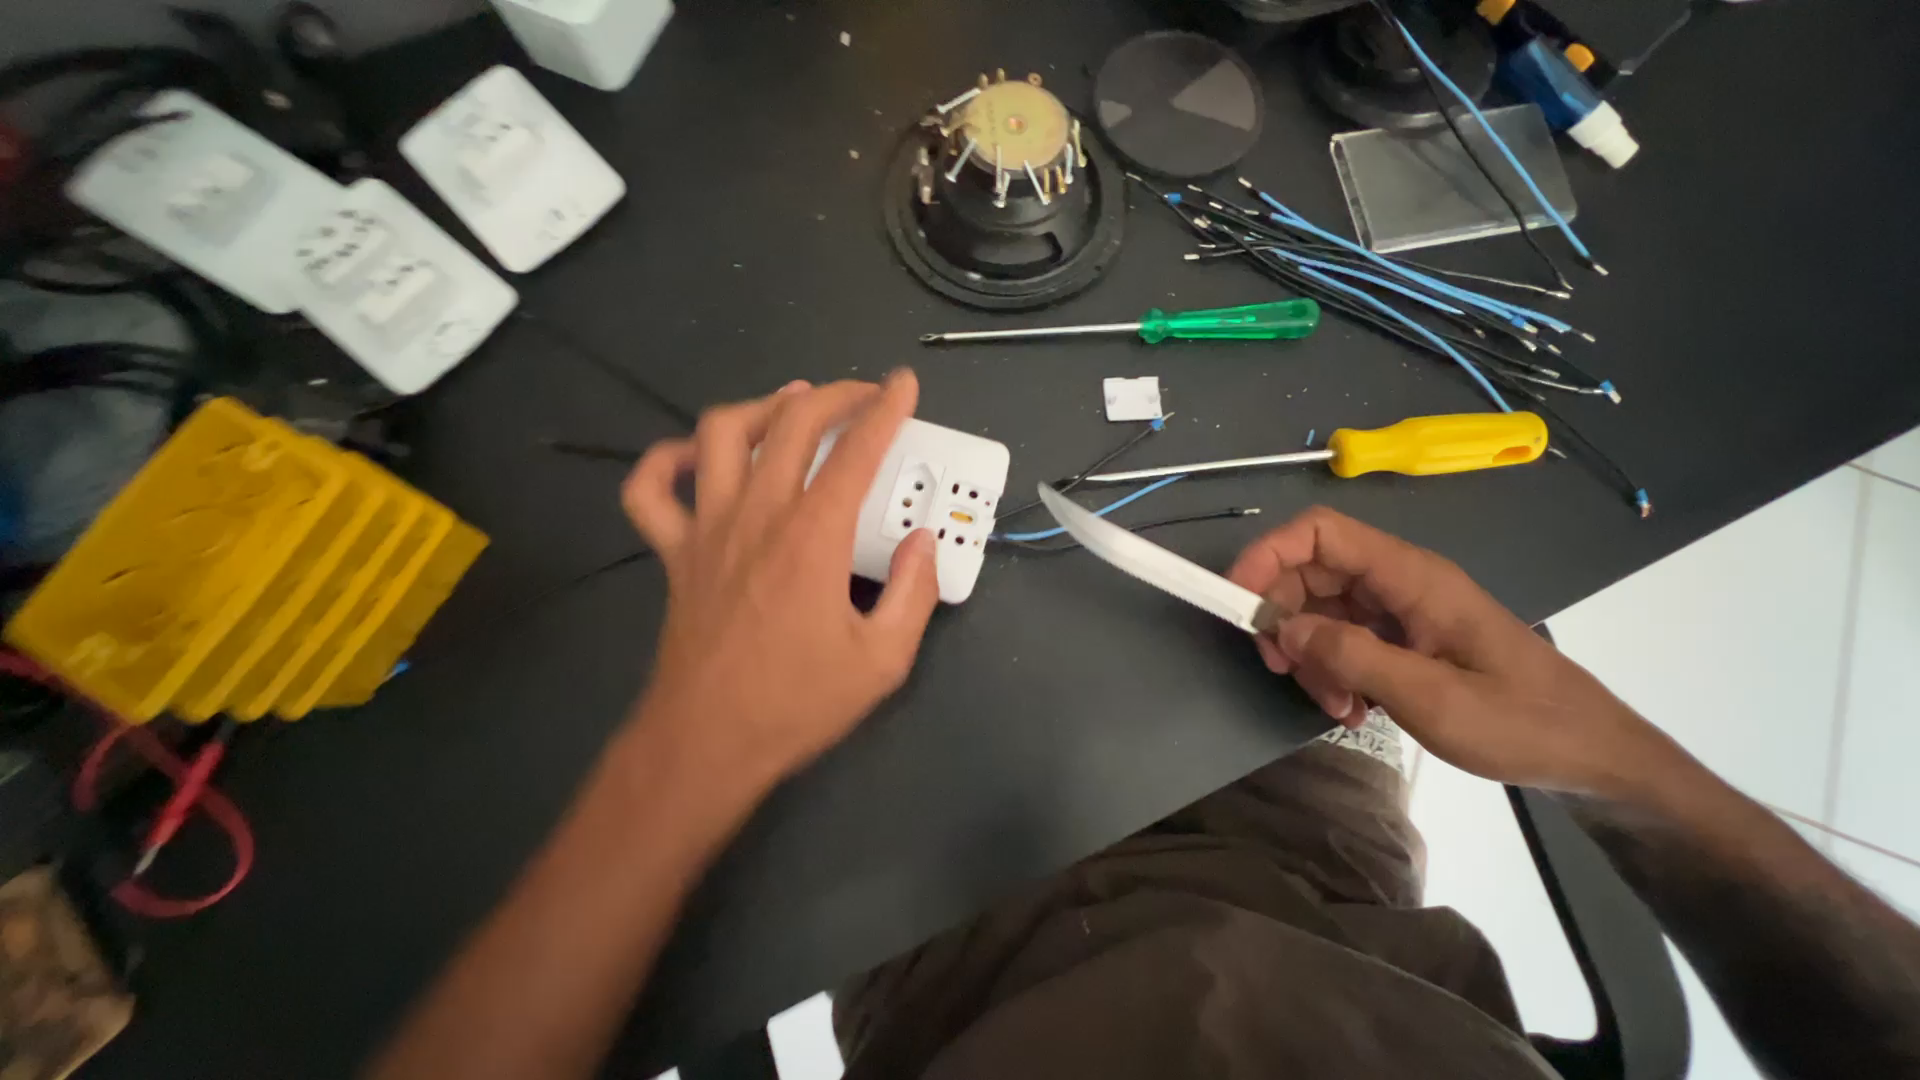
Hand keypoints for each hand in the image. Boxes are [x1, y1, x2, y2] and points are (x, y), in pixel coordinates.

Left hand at [621, 371, 939, 790]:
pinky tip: (695, 458)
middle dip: (832, 395)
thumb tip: (924, 543)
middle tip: (861, 394)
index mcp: (814, 537)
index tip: (903, 382)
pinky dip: (666, 461)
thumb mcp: (882, 660)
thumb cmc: (797, 703)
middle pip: (790, 423)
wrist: (707, 742)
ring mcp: (706, 528)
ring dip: (759, 407)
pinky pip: (650, 490)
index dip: (885, 408)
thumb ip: (915, 594)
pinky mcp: (673, 553)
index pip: (856, 451)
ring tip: (789, 405)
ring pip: (719, 435)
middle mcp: (758, 514)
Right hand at [1227, 506, 1685, 799]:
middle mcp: (1400, 582)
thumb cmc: (1522, 722)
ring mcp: (1401, 610)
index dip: (1269, 554)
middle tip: (1280, 669)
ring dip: (1311, 656)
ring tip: (1337, 706)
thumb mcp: (1432, 697)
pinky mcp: (1404, 638)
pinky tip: (1352, 709)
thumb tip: (1282, 629)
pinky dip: (1334, 671)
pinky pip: (1345, 640)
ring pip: (1323, 612)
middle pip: (1312, 573)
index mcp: (1412, 576)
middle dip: (1284, 619)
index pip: (1320, 532)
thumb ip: (1352, 656)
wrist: (1593, 755)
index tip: (1239, 601)